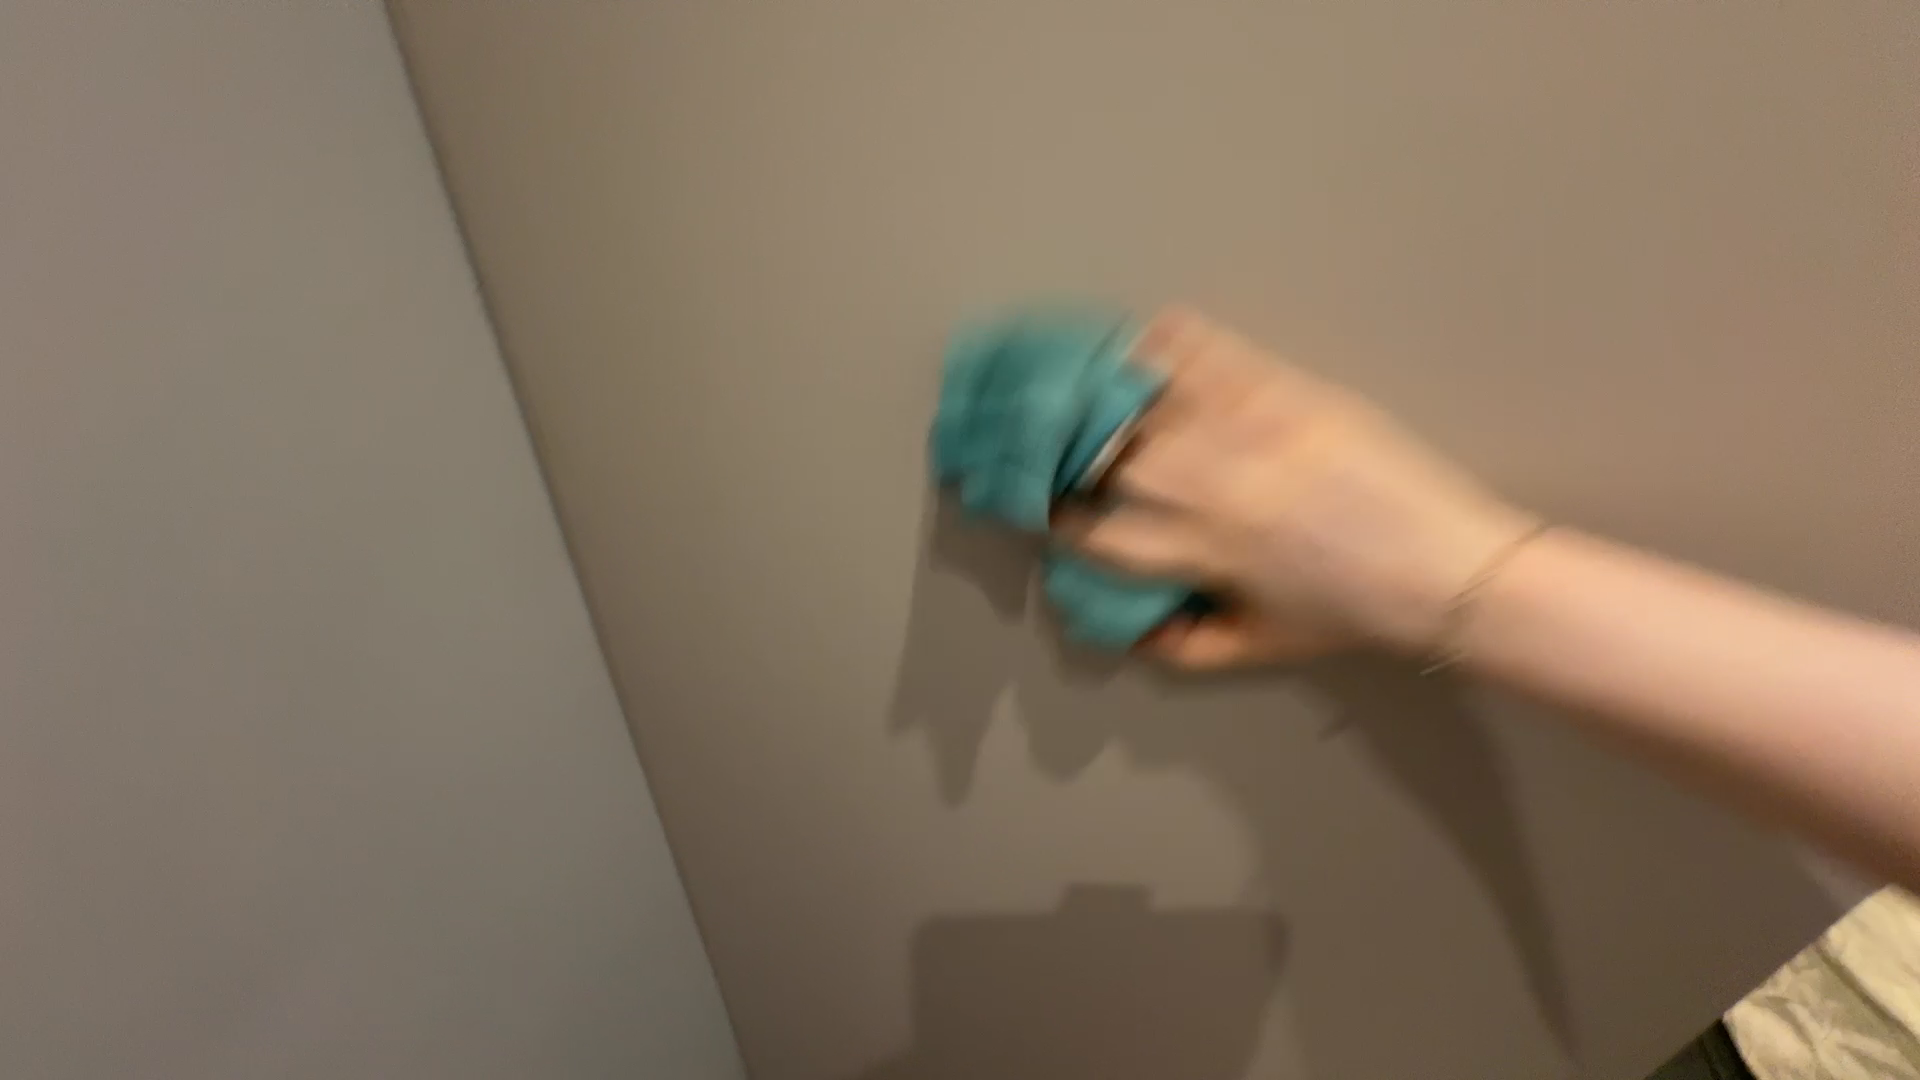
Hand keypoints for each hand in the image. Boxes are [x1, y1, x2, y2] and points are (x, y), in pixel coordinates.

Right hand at [1052, 308, 1535, 669]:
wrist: (1452, 569)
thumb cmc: (1349, 616)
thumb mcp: (1258, 647)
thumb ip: (1182, 644)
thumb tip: (1123, 627)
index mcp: (1195, 550)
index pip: (1089, 527)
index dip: (1049, 513)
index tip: (1033, 502)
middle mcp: (1205, 484)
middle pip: (1098, 451)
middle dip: (1055, 447)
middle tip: (1033, 436)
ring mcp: (1242, 426)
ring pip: (1135, 395)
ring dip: (1089, 391)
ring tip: (1063, 382)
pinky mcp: (1281, 388)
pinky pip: (1201, 348)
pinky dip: (1160, 342)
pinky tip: (1136, 347)